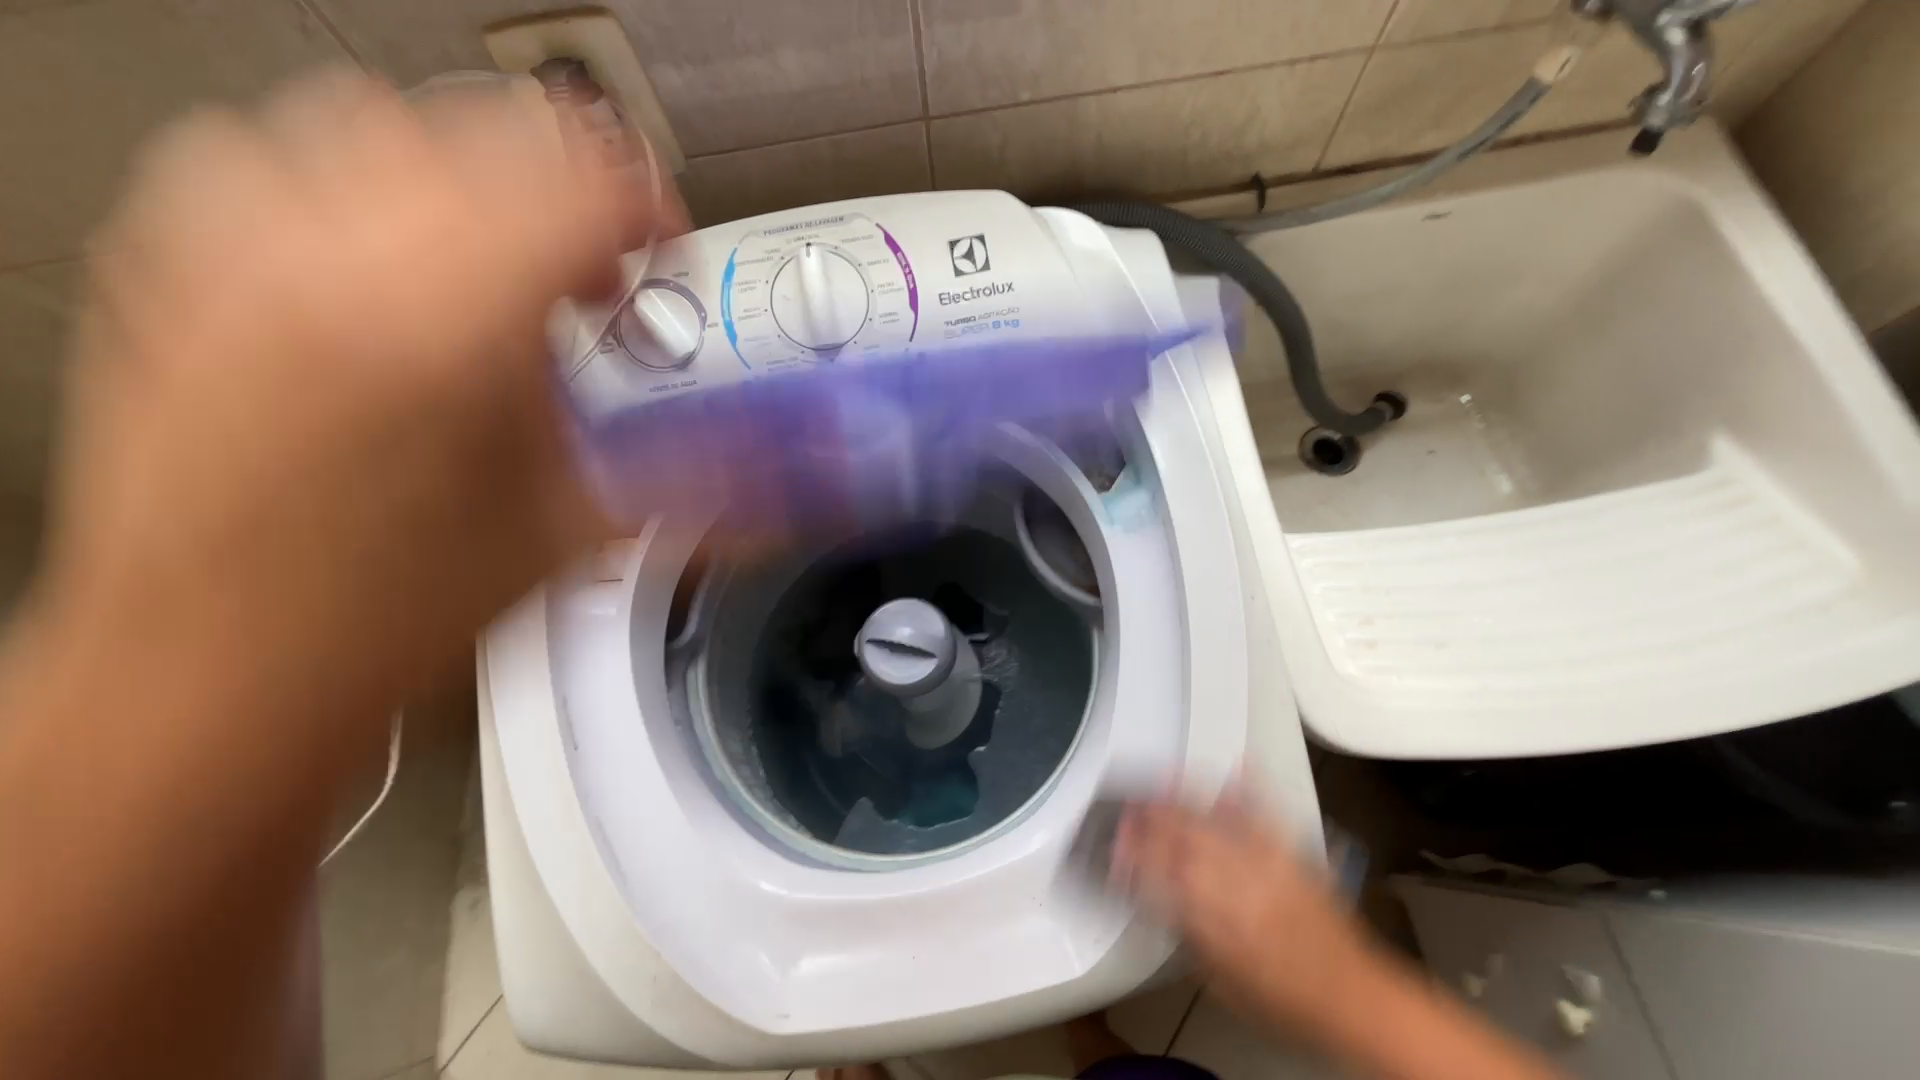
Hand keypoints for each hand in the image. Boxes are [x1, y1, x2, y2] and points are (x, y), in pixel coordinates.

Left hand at [35, 70, 679, 714]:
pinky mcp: (178, 267)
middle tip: (596, 272)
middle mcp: (339, 264)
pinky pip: (273, 154)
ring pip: (388, 120)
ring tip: (498, 261)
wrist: (217, 666)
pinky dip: (356, 184)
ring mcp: (243, 253)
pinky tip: (387, 267)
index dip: (654, 212)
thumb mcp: (581, 532)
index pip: (591, 183)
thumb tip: (812, 469)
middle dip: (574, 194)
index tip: (662, 255)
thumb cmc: (386, 618)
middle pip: (500, 132)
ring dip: (471, 179)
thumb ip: (716, 480)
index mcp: (456, 327)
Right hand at [1115, 797, 1383, 1040]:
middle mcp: (1239, 892)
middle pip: (1184, 844)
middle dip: (1150, 821)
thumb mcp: (1222, 984)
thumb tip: (1169, 908)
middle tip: (1127, 807)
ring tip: (1159, 780)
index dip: (1133, 859)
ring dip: (1184, 800)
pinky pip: (1270, 820)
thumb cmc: (1289, 1004)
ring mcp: (1268, 871)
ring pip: (1217, 827)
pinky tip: (1239, 767)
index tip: (1114, 846)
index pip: (1161, 881)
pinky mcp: (1294, 860)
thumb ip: (1192, 939)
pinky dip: (1254, 792)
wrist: (1356, 1001)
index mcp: (1215, 926)